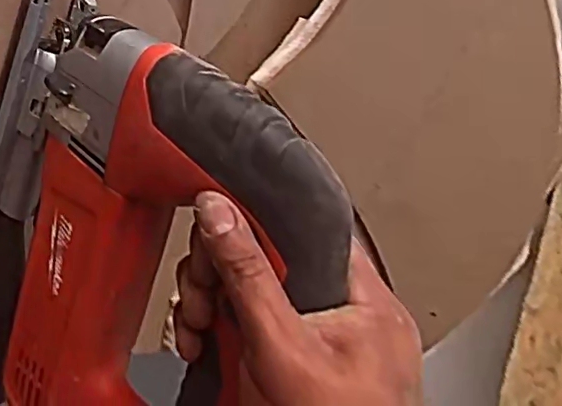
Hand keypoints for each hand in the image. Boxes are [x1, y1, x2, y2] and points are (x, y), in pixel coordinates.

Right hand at [173, 192, 421, 405]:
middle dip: (216, 267)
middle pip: (259, 250)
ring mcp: (304, 332)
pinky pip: (232, 313)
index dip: (256, 214)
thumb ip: (247, 273)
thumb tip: (218, 208)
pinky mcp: (277, 352)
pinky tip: (200, 341)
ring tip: (198, 323)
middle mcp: (334, 310)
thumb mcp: (283, 347)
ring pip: (238, 280)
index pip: (304, 224)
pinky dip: (207, 322)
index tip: (217, 219)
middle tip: (204, 287)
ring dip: (203, 295)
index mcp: (362, 301)